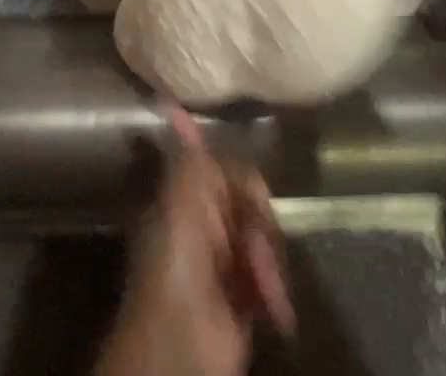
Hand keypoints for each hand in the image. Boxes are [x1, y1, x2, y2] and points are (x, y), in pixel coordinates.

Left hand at [95, 109, 293, 375]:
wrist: (183, 341)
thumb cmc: (177, 266)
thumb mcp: (180, 203)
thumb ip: (187, 159)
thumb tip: (172, 104)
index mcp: (184, 200)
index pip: (220, 169)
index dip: (240, 174)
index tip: (254, 190)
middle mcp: (203, 224)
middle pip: (249, 205)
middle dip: (259, 225)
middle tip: (254, 248)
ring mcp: (223, 260)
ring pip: (262, 241)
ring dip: (267, 261)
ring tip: (261, 283)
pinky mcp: (243, 294)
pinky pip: (268, 278)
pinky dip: (273, 290)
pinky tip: (271, 304)